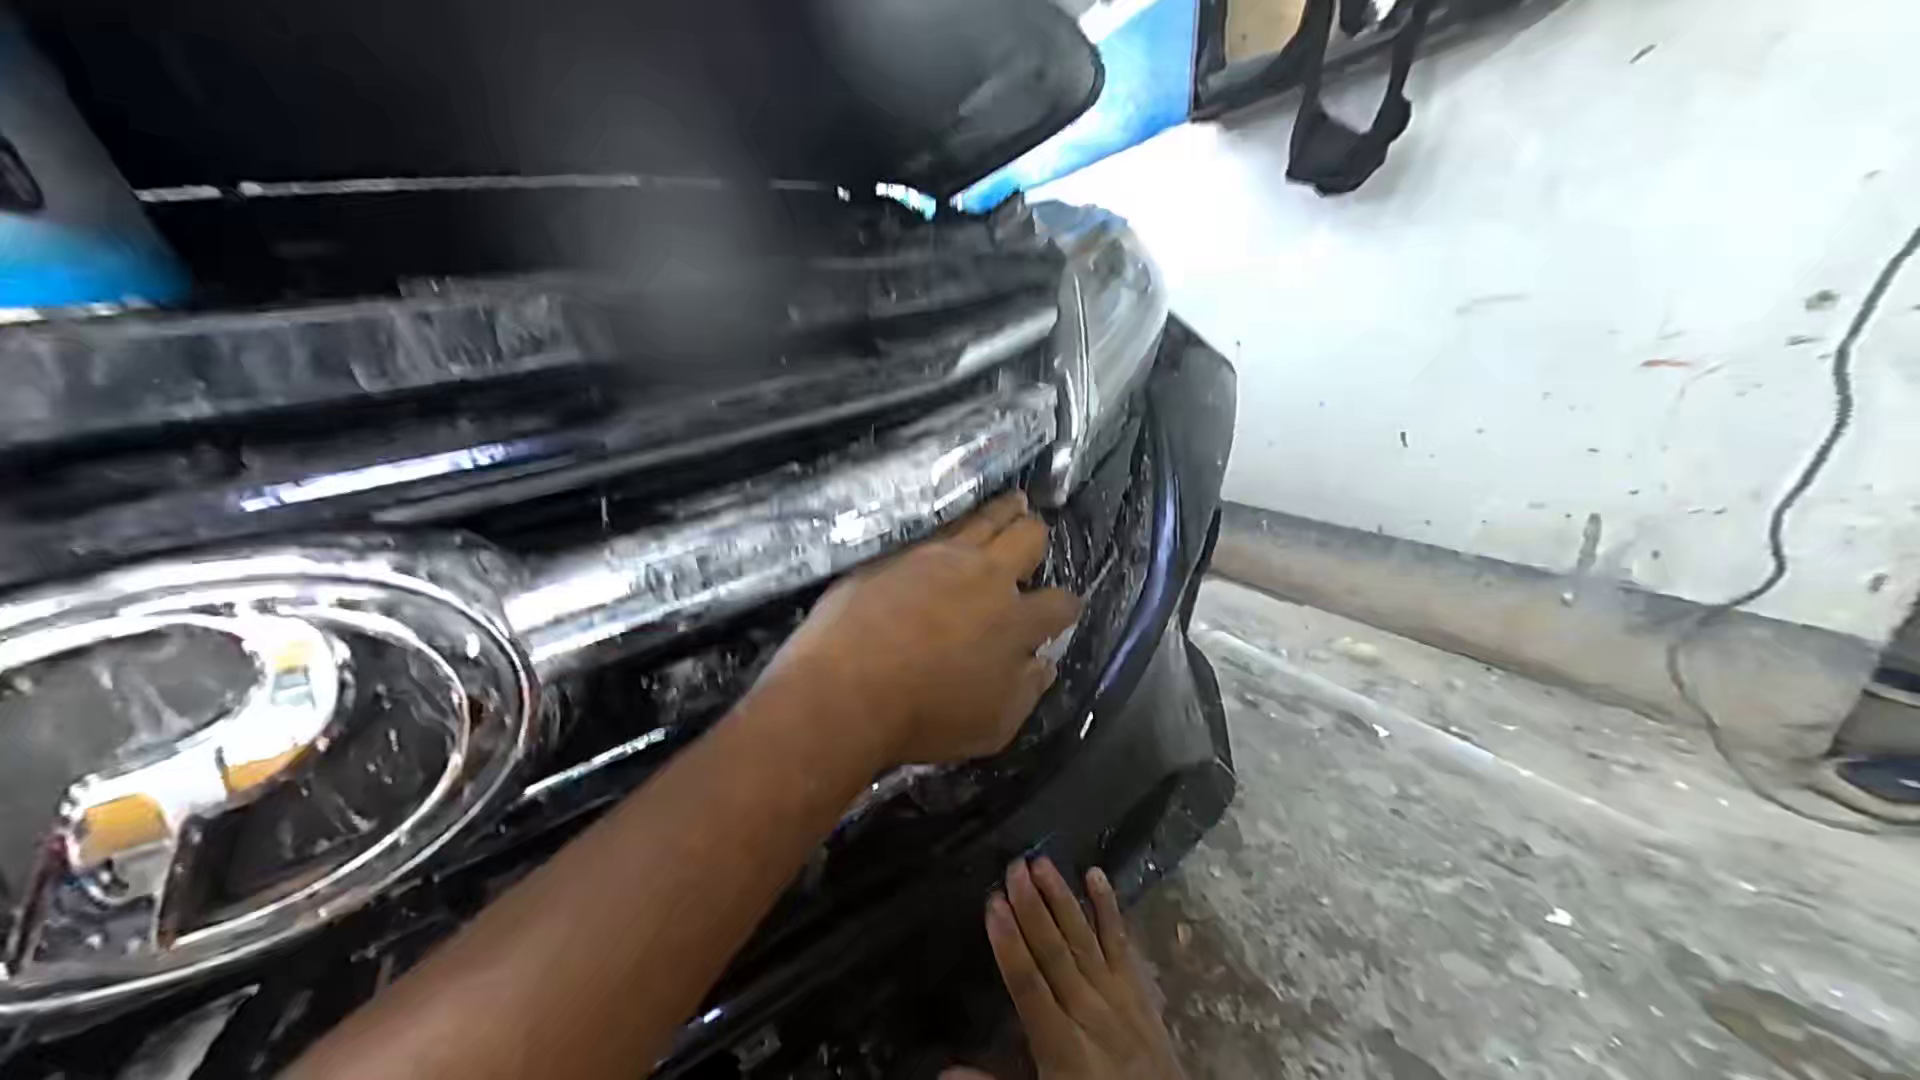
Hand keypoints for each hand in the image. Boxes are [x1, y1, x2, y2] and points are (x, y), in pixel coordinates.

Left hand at [764, 491, 1080, 767]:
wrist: (844, 690)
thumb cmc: (924, 717)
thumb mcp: (992, 724)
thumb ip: (1025, 691)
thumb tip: (1043, 665)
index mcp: (1014, 622)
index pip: (1058, 604)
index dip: (1068, 605)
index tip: (1066, 608)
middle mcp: (984, 578)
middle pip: (1027, 539)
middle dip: (1039, 536)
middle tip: (1037, 534)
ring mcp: (938, 559)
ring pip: (984, 519)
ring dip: (1005, 511)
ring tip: (1015, 502)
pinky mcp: (898, 554)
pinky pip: (937, 530)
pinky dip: (956, 526)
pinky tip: (953, 529)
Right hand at [947, 859, 1184, 1079]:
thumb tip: (944, 1072)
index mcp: (1061, 1047)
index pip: (1029, 987)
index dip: (1009, 945)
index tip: (993, 905)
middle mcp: (1089, 1013)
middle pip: (1055, 953)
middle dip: (1032, 908)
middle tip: (1014, 867)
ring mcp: (1117, 996)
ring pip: (1083, 940)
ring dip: (1061, 899)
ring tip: (1041, 863)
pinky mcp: (1137, 989)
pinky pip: (1121, 943)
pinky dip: (1108, 908)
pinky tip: (1096, 875)